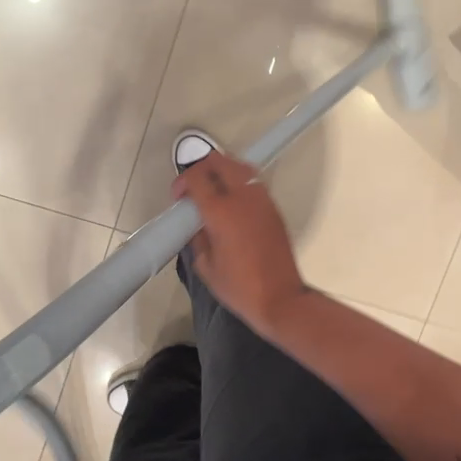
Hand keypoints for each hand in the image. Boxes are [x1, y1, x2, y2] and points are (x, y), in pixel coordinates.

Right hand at [173, 150, 310, 336]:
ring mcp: (261, 199)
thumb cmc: (240, 288)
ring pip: (238, 165)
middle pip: (219, 161)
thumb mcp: (206, 266)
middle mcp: (242, 197)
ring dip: (221, 171)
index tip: (178, 198)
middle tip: (193, 188)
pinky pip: (252, 180)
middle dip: (201, 168)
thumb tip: (196, 224)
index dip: (182, 182)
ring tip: (212, 191)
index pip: (197, 177)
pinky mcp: (273, 207)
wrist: (282, 299)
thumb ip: (197, 238)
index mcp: (220, 212)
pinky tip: (231, 201)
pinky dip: (237, 181)